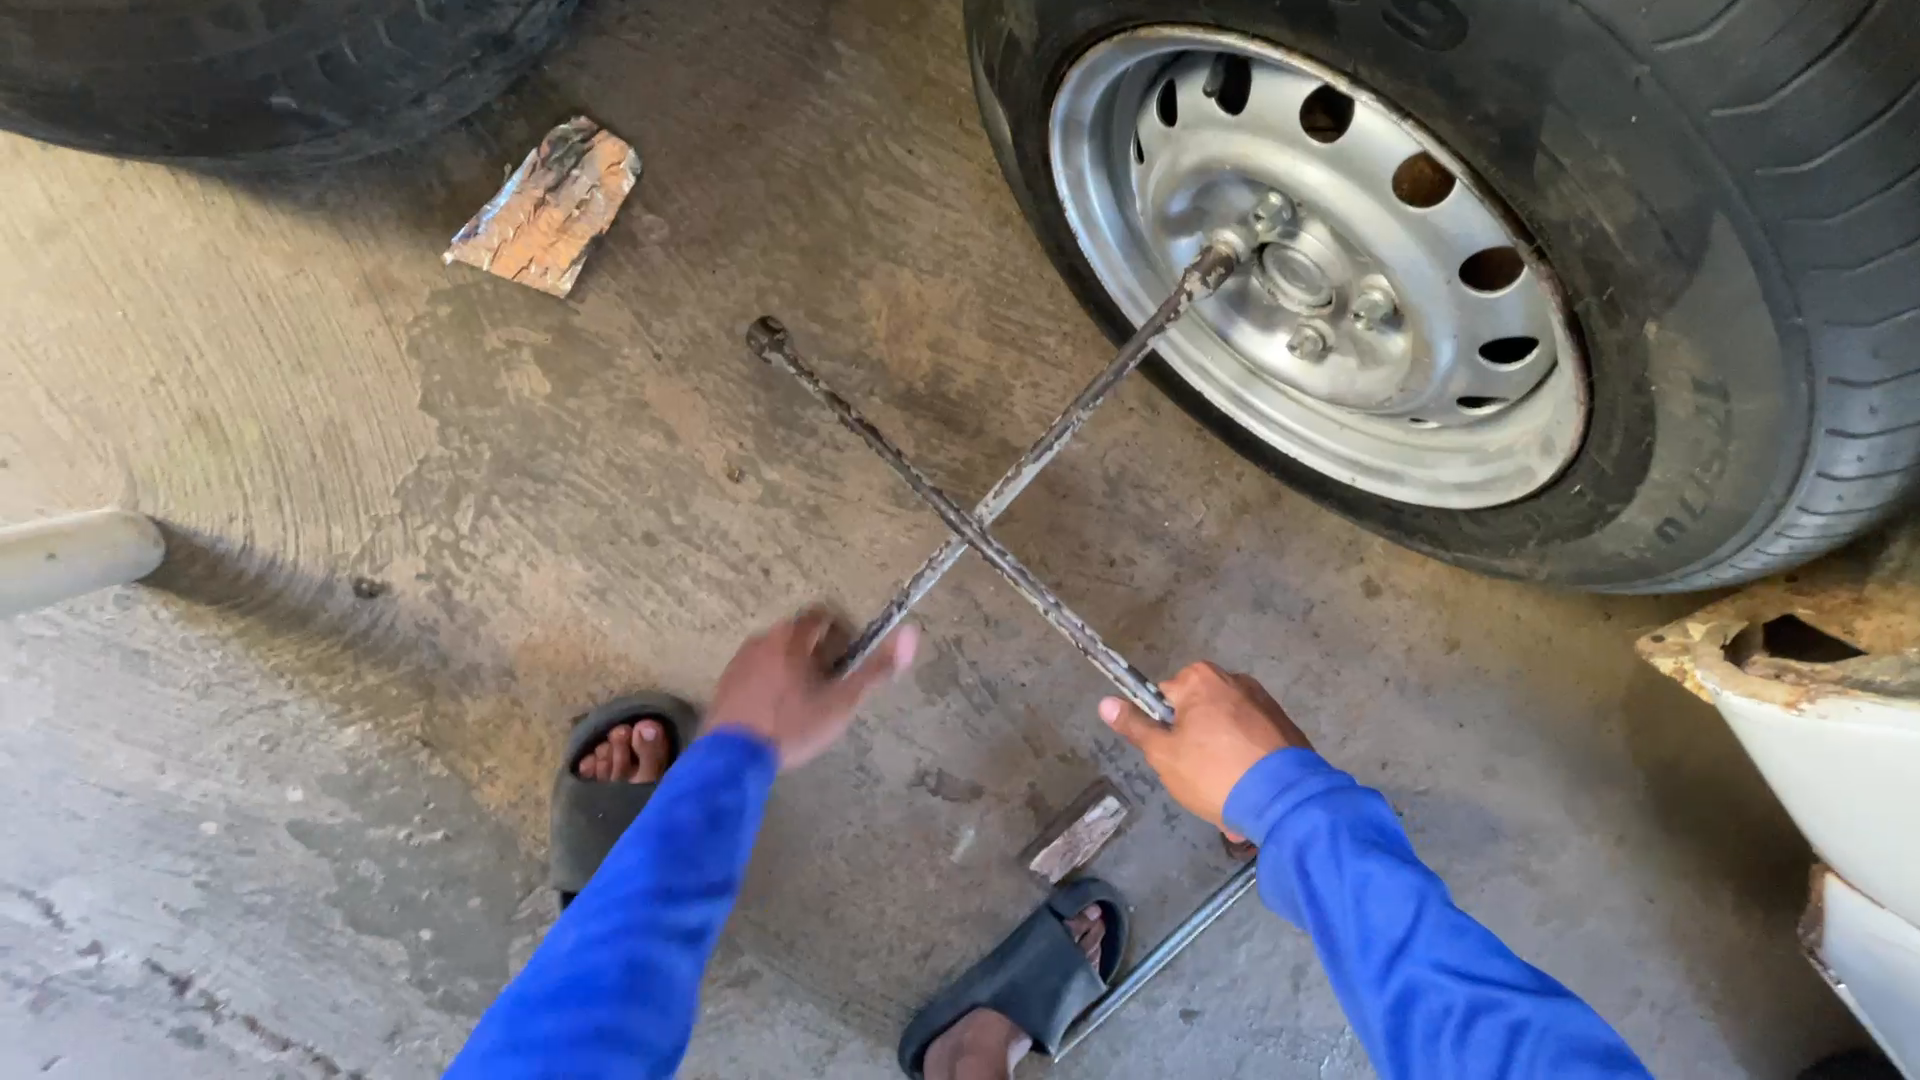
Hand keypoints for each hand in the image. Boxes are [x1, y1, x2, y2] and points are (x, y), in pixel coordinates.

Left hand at [708, 606, 918, 770]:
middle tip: (827, 685)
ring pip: (776, 652)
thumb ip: (877, 668)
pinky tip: (775, 710)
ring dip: (791, 666)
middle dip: (816, 652)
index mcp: (793, 636)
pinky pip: (755, 670)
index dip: (840, 636)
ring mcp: (740, 659)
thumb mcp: (842, 702)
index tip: (846, 662)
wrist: (733, 758)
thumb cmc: (793, 726)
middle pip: (798, 634)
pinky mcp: (724, 682)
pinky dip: (769, 682)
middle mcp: (764, 638)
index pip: (823, 617)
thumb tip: (912, 633)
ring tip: (802, 700)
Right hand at [1099, 662, 1310, 831]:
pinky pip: (1253, 744)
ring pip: (1226, 733)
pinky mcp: (1287, 727)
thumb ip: (1135, 726)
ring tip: (1227, 798)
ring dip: (1222, 761)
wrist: (1286, 801)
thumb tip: (1105, 702)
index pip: (1163, 699)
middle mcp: (1234, 680)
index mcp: (1200, 679)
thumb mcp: (1164, 754)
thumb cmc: (1214, 772)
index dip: (1164, 731)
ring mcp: (1265, 703)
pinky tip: (1249, 795)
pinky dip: (1247, 765)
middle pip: (1197, 714)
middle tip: (1197, 782)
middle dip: (1195, 747)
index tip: (1174, 758)